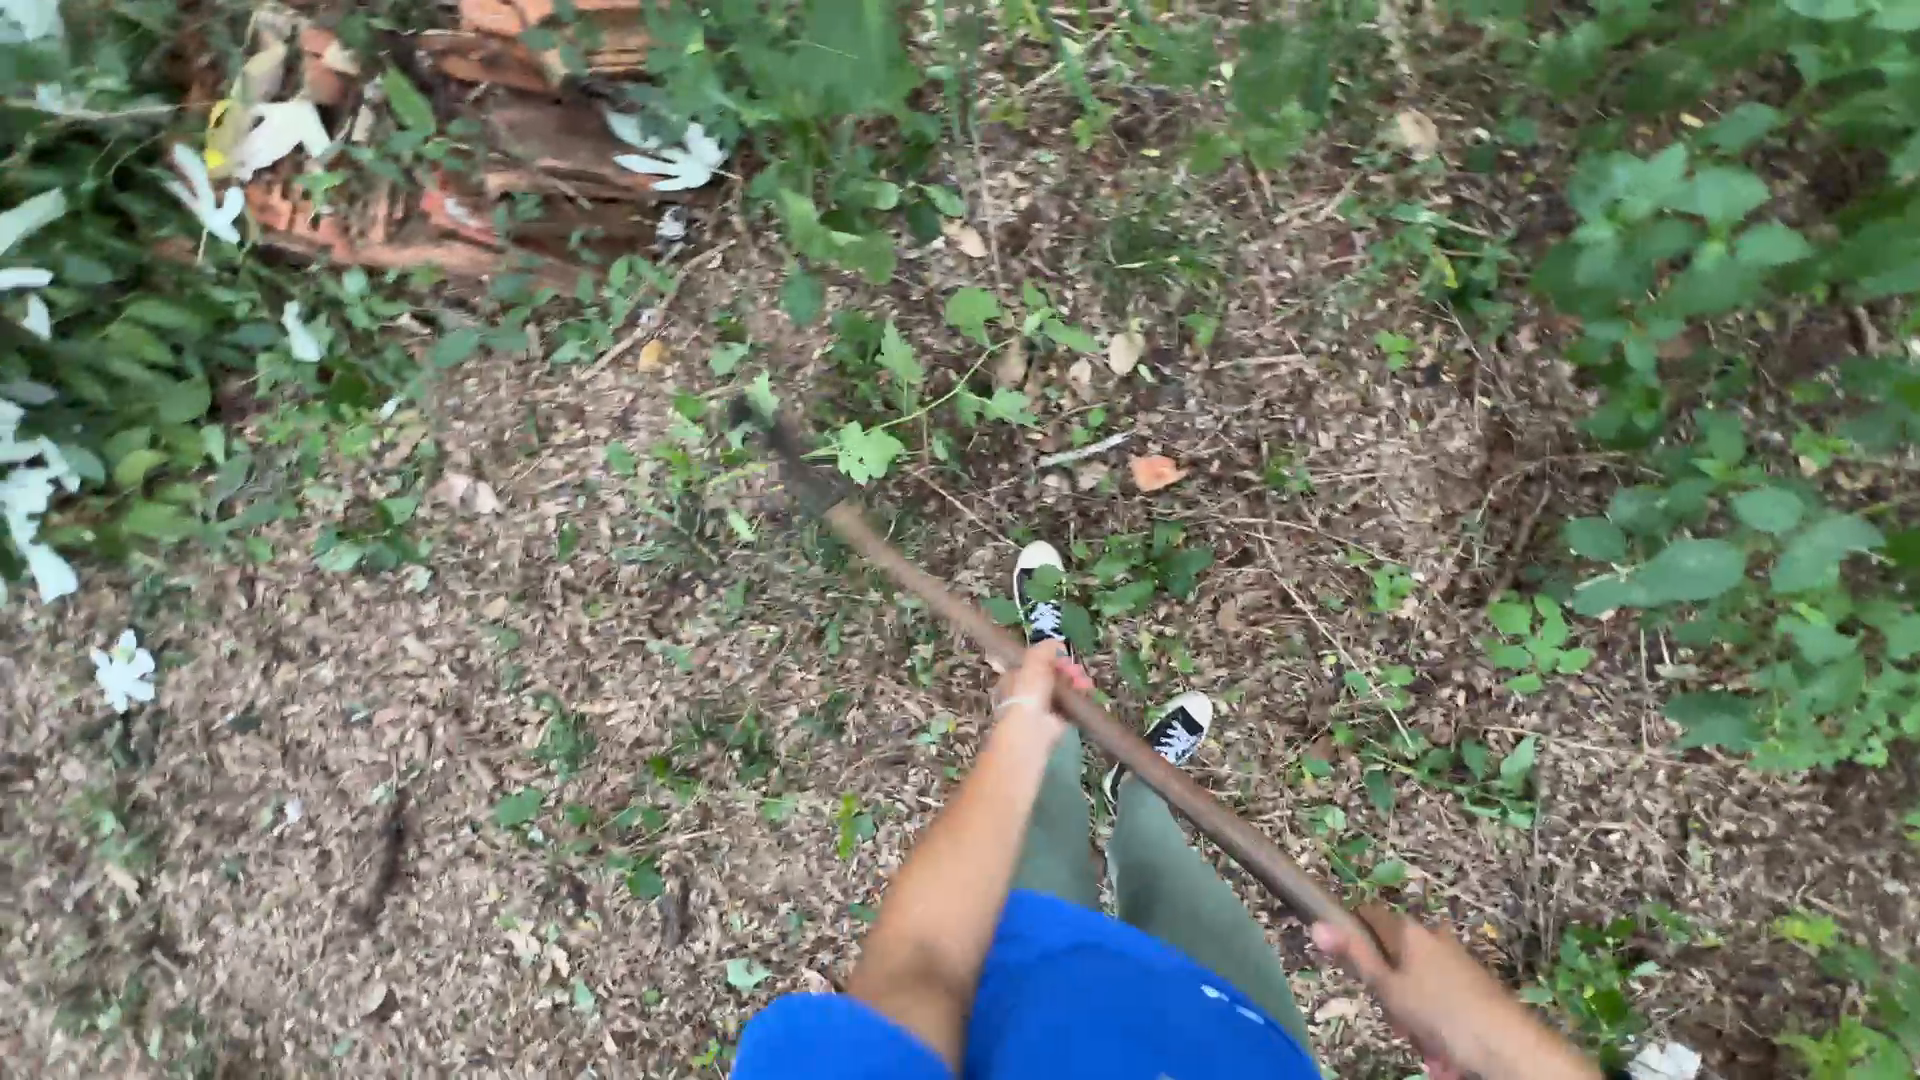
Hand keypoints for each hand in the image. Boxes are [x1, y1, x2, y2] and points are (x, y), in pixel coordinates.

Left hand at [992, 640, 1089, 742]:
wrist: (1032, 727)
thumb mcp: (1034, 661)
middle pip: (1050, 676)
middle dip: (1066, 669)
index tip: (1064, 655)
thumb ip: (1046, 649)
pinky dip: (1079, 697)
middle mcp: (1026, 692)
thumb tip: (1058, 644)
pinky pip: (1069, 705)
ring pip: (1061, 689)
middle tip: (1076, 669)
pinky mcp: (1056, 721)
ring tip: (1085, 680)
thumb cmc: (1028, 691)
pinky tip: (1087, 691)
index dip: (1050, 658)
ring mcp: (1041, 707)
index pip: (1034, 663)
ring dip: (1075, 682)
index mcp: (1015, 677)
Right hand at [1313, 909, 1598, 1079]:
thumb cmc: (1442, 1015)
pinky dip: (1440, 1025)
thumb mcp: (1387, 989)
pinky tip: (1447, 1054)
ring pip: (1417, 984)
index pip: (1365, 914)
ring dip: (1416, 1017)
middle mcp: (1432, 936)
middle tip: (1396, 1020)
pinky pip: (1443, 1000)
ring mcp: (1457, 960)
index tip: (1354, 969)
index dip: (1352, 936)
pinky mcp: (1477, 986)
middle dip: (1390, 992)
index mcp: (1407, 929)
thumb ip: (1352, 956)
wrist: (1515, 1051)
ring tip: (1427, 1048)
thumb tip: (1315, 924)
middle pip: (1392, 955)